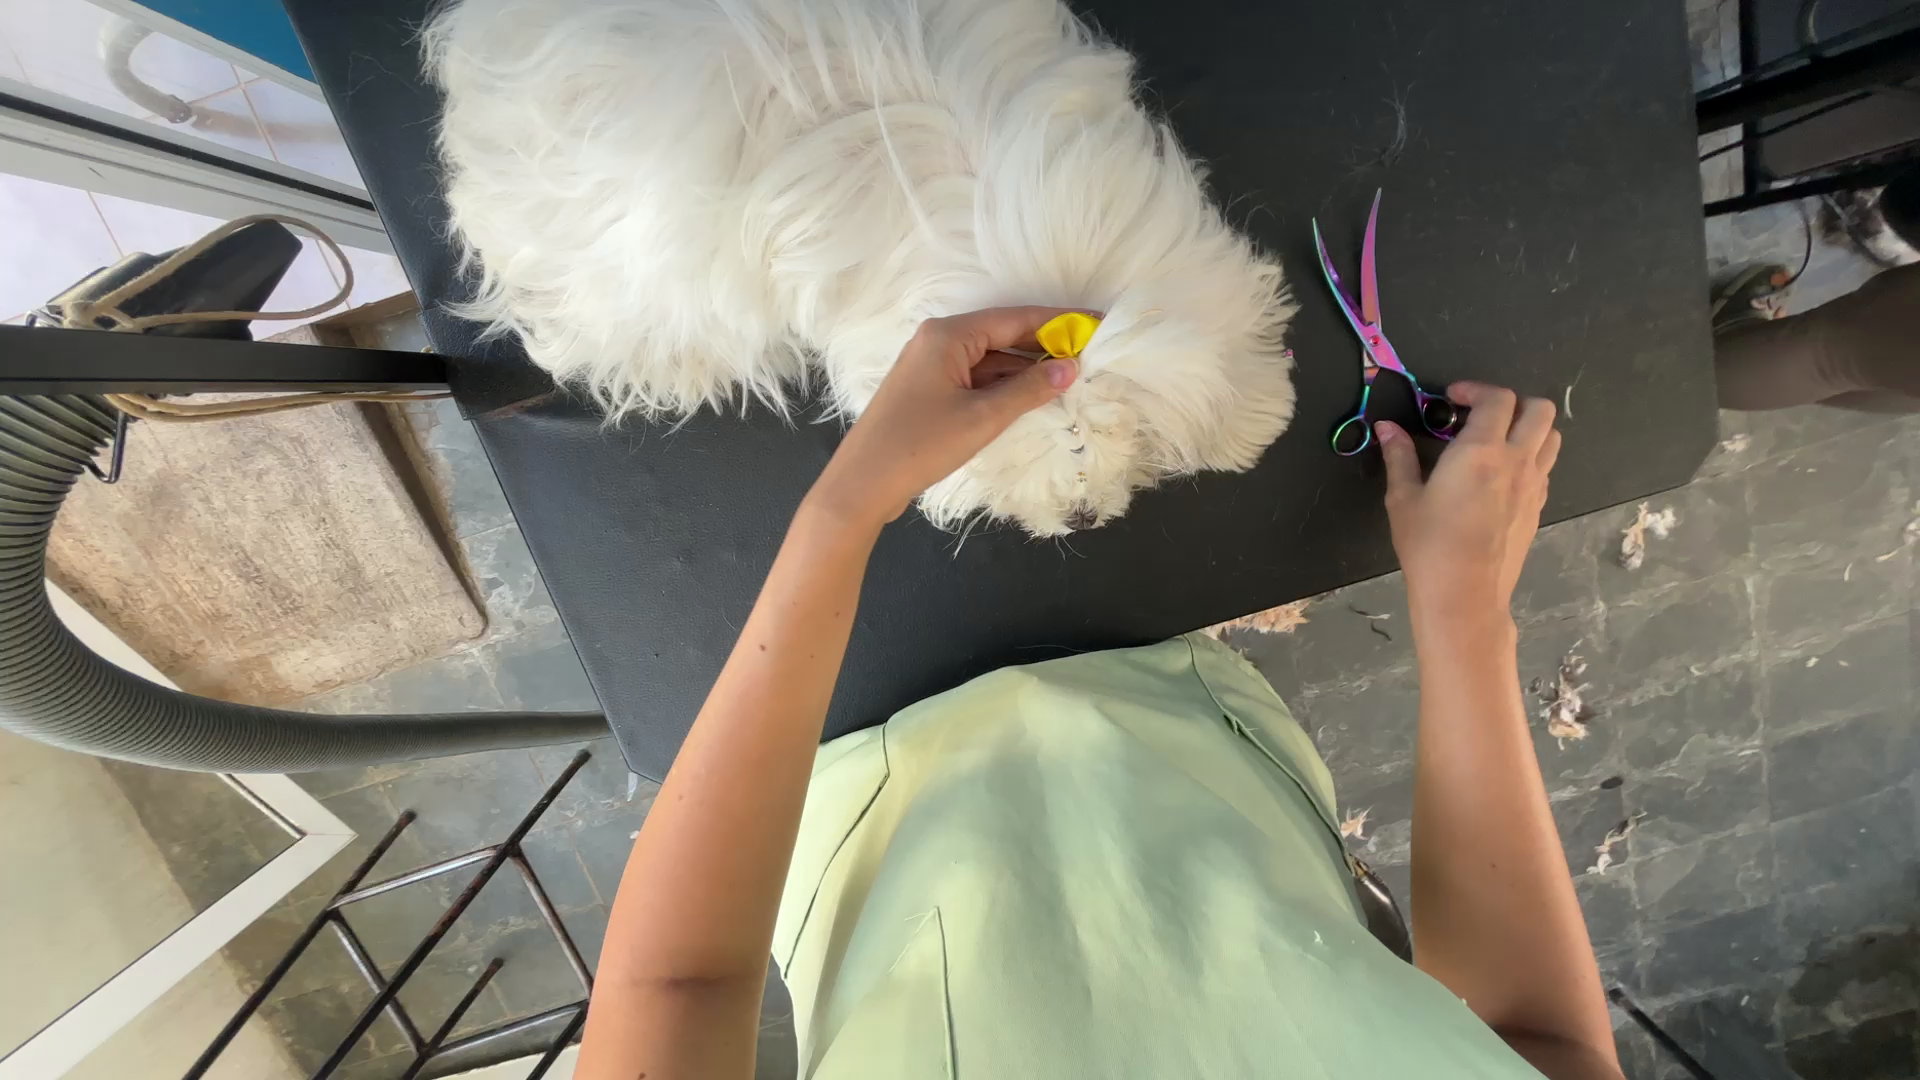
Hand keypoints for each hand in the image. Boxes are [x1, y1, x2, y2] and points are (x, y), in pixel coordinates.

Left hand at [804, 307, 1080, 531]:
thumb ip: (1029, 389)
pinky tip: (1026, 397)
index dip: (1058, 321)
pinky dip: (1000, 385)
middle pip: (1000, 335)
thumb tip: (1070, 366)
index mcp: (948, 335)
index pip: (1014, 318)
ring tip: (1065, 378)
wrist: (863, 483)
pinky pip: (972, 378)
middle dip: (1042, 345)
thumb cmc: (922, 445)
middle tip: (1086, 353)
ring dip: (1022, 369)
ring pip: (987, 359)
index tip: (1095, 323)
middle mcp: (936, 340)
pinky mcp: (925, 392)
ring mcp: (928, 366)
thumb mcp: (983, 417)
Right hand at [1377, 382, 1560, 623]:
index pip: (1497, 399)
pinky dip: (1528, 455)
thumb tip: (1386, 428)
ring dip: (1526, 426)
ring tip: (1494, 439)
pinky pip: (1545, 464)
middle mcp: (1516, 459)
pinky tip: (1498, 473)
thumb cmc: (1426, 542)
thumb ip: (1399, 457)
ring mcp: (1534, 482)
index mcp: (1479, 451)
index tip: (1451, 397)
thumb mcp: (1402, 497)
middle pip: (1539, 408)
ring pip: (1551, 435)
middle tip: (1477, 414)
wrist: (1464, 589)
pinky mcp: (1538, 504)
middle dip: (1511, 401)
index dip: (1475, 389)